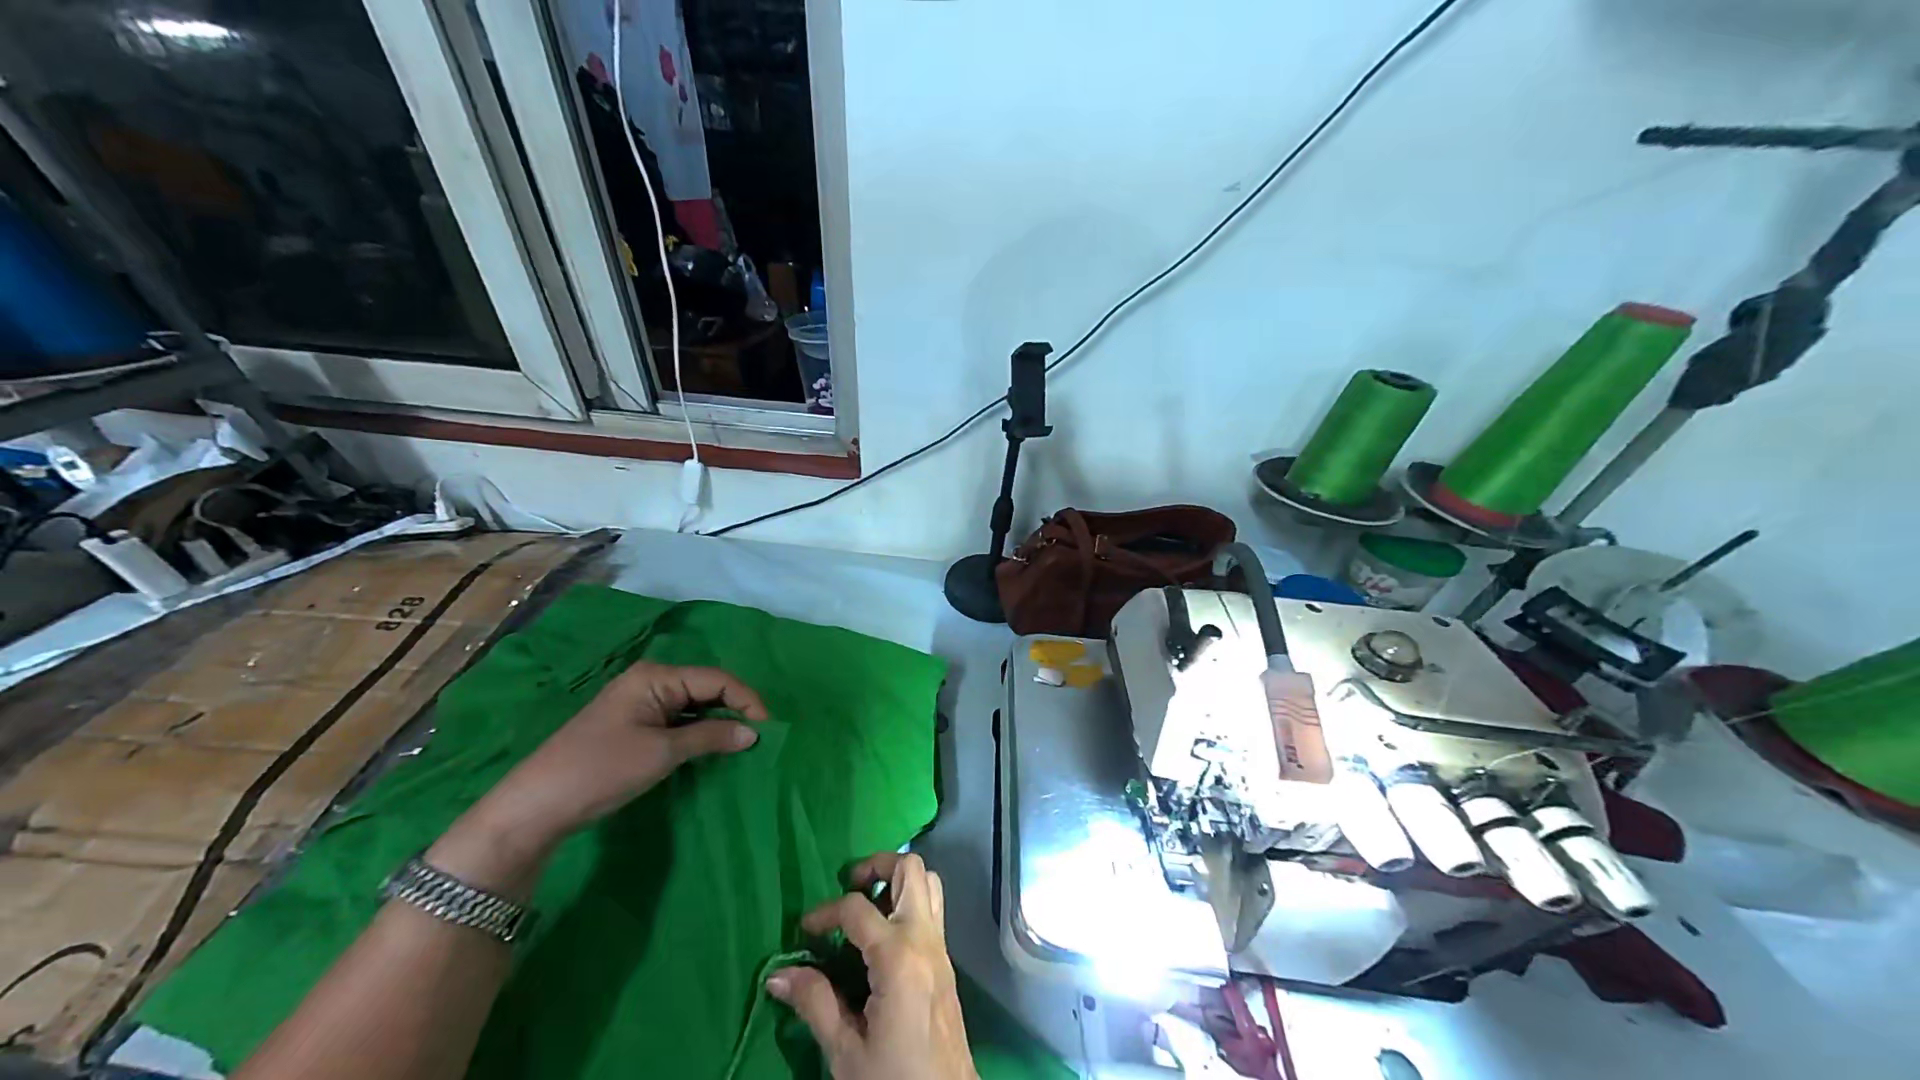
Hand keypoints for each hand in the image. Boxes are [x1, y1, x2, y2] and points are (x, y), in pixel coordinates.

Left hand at [428, 662, 767, 897]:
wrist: (537, 806)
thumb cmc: (602, 769)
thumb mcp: (662, 752)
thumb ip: (711, 737)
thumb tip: (753, 733)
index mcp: (657, 676)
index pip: (718, 679)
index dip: (747, 700)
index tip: (768, 730)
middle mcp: (651, 681)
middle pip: (707, 688)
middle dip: (736, 710)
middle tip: (759, 738)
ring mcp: (640, 703)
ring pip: (694, 705)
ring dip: (718, 722)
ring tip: (742, 745)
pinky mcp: (634, 725)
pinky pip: (678, 720)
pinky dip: (699, 732)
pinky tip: (712, 748)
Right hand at [767, 854, 977, 1079]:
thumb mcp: (845, 1051)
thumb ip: (814, 1003)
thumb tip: (778, 974)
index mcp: (898, 956)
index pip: (857, 908)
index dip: (824, 912)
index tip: (804, 932)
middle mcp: (925, 939)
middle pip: (910, 869)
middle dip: (877, 866)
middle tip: (848, 887)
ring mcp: (941, 947)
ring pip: (929, 883)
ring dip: (898, 881)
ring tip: (867, 906)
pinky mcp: (946, 962)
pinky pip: (932, 909)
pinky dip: (908, 903)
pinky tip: (882, 934)